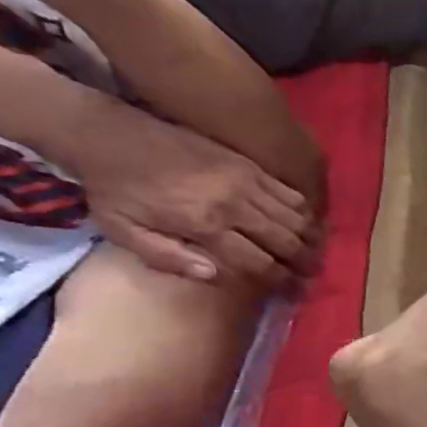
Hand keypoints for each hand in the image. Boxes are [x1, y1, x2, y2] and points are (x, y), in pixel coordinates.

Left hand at [55, 93, 317, 288]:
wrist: (109, 134)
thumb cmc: (114, 189)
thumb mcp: (123, 232)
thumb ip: (168, 258)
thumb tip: (215, 275)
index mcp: (204, 224)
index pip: (258, 262)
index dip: (281, 281)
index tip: (293, 292)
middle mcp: (234, 204)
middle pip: (287, 241)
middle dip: (304, 262)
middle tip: (313, 275)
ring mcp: (247, 182)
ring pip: (296, 218)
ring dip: (311, 239)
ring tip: (316, 252)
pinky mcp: (251, 166)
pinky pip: (291, 193)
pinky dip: (306, 212)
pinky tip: (307, 224)